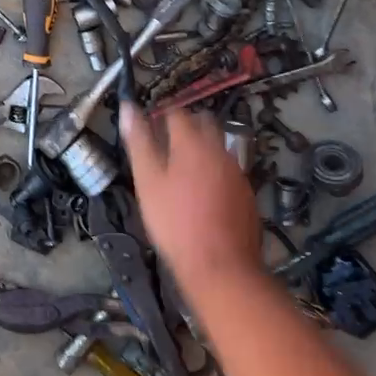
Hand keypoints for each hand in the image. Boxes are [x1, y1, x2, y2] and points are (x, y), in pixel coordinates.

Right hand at [120, 106, 261, 278]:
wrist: (221, 267)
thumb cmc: (175, 222)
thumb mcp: (147, 181)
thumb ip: (138, 142)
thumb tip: (127, 108)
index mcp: (192, 142)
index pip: (176, 112)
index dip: (160, 114)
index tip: (149, 125)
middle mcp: (219, 150)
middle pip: (203, 123)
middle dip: (185, 126)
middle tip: (165, 143)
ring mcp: (237, 172)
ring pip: (218, 146)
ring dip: (202, 147)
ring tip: (182, 168)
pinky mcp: (247, 193)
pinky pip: (228, 169)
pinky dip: (215, 170)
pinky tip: (203, 192)